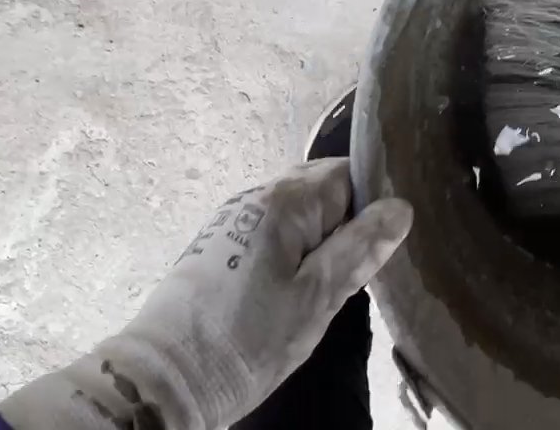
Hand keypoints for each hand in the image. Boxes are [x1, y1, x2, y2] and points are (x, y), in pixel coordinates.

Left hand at [0, 158, 412, 429]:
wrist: (158, 386)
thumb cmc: (244, 342)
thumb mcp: (316, 301)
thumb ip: (360, 249)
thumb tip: (402, 206)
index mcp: (284, 200)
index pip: (347, 173)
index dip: (372, 201)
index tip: (383, 240)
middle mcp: (257, 195)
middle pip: (320, 186)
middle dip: (347, 217)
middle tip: (361, 264)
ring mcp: (233, 218)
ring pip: (297, 209)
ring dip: (320, 234)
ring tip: (331, 278)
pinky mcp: (218, 245)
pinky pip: (273, 227)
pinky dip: (293, 245)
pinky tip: (295, 283)